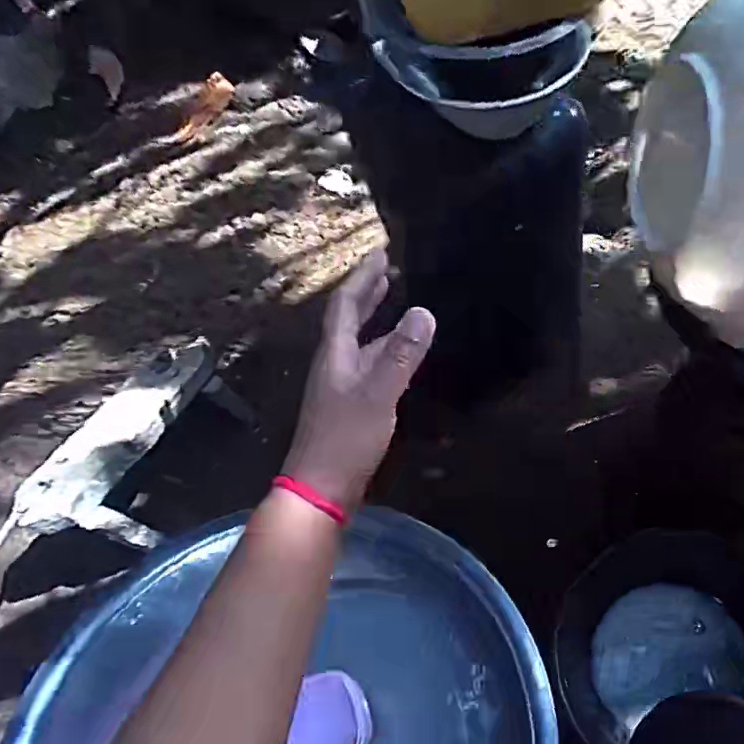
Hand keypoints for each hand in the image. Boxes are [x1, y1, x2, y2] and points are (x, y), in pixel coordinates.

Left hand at [282, 250, 435, 508]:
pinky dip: (385, 358)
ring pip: (362, 348)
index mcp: (336, 355)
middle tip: (390, 275)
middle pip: (351, 323)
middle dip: (369, 297)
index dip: (364, 279)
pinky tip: (400, 365)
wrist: (320, 488)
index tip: (382, 255)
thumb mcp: (378, 394)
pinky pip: (370, 372)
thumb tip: (424, 312)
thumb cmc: (345, 439)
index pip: (347, 305)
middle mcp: (335, 366)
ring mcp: (341, 390)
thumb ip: (401, 356)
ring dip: (379, 327)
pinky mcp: (350, 412)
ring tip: (401, 312)